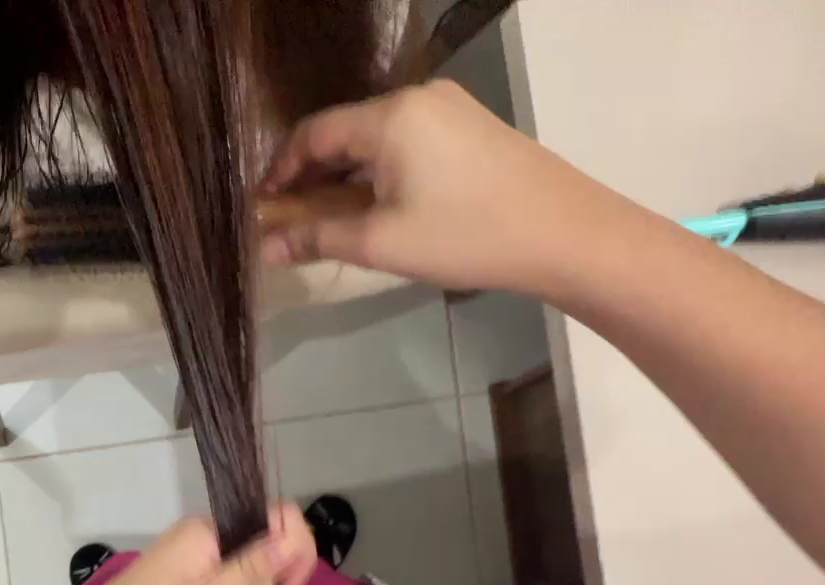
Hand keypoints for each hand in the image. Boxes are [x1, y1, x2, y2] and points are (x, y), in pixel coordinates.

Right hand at [258, 80, 641, 295]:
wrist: (563, 233)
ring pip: (371, 140)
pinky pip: (401, 144)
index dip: (279, 172)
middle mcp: (417, 98)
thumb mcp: (378, 243)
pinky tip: (369, 208)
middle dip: (308, 177)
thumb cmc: (462, 236)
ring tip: (324, 222)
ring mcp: (446, 109)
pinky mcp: (467, 127)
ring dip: (340, 178)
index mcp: (390, 117)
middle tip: (288, 221)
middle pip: (342, 132)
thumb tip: (263, 246)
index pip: (313, 134)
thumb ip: (314, 239)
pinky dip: (373, 174)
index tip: (261, 210)